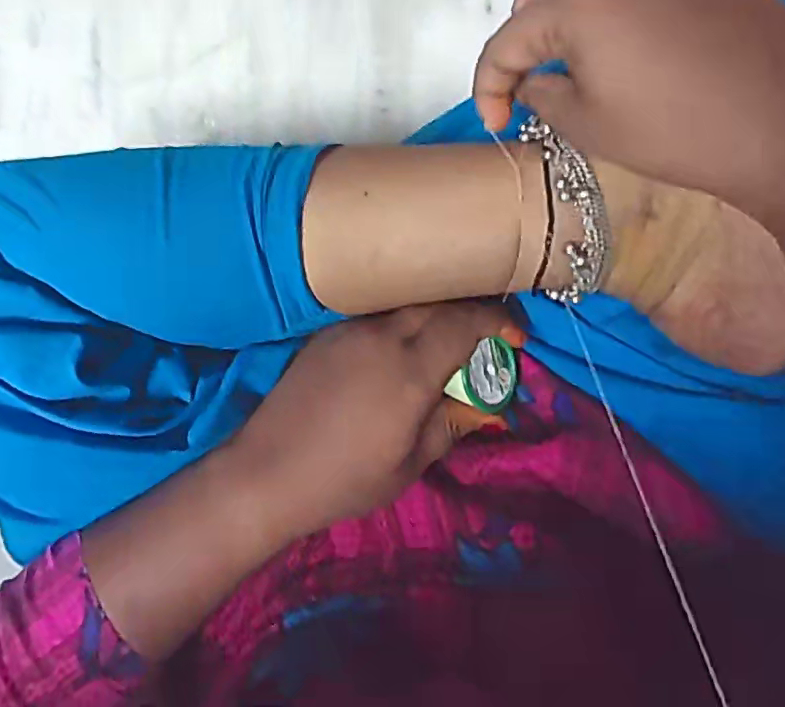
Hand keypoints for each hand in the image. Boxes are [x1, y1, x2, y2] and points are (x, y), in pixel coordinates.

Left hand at [229, 303, 510, 538]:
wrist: (268, 468)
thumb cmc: (344, 478)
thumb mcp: (409, 463)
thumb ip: (448, 424)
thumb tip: (480, 404)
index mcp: (408, 369)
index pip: (463, 324)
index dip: (496, 322)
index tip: (516, 336)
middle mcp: (379, 336)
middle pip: (435, 305)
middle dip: (468, 313)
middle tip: (486, 337)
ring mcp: (348, 330)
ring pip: (402, 306)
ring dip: (433, 315)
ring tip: (447, 341)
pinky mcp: (325, 334)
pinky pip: (374, 316)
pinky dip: (399, 323)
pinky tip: (400, 347)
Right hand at [474, 0, 784, 228]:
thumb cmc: (682, 133)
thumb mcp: (587, 126)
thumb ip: (543, 94)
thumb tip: (533, 80)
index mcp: (578, 4)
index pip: (509, 41)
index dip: (491, 84)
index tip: (497, 119)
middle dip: (522, 15)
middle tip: (525, 60)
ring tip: (567, 5)